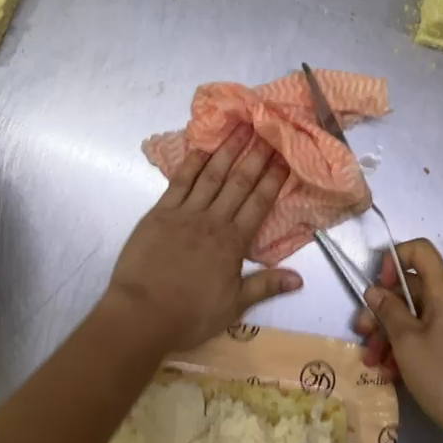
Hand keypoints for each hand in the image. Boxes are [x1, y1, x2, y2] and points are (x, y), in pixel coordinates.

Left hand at [106, 129, 301, 350]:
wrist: (142, 314)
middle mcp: (213, 220)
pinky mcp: (160, 212)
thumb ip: (266, 286)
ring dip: (227, 150)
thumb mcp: (234, 307)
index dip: (273, 178)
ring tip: (241, 128)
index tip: (284, 156)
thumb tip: (300, 278)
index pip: (259, 203)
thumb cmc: (190, 315)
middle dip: (255, 155)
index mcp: (233, 242)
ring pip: (212, 175)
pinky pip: (179, 181)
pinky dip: (191, 163)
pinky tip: (202, 147)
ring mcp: (185, 213)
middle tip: (267, 129)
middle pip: (239, 182)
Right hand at [351, 239, 442, 441]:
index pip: (420, 251)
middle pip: (410, 289)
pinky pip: (422, 338)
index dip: (395, 259)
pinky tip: (388, 374)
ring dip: (387, 334)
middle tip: (361, 331)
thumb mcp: (407, 342)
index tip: (380, 285)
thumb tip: (375, 291)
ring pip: (412, 317)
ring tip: (371, 361)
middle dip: (382, 308)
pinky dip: (403, 350)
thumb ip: (388, 310)